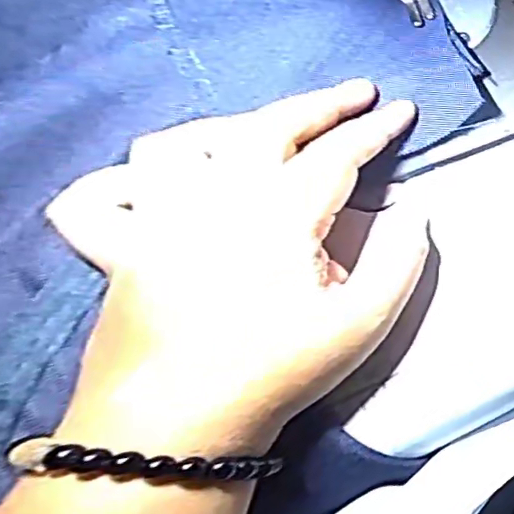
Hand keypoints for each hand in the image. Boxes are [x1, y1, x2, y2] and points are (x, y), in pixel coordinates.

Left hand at [45, 81, 429, 456]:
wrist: (179, 419)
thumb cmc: (283, 366)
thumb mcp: (367, 318)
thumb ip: (402, 257)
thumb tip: (413, 212)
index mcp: (275, 219)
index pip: (334, 155)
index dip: (375, 129)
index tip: (403, 111)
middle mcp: (209, 204)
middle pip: (261, 128)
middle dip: (317, 104)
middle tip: (357, 94)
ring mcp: (154, 222)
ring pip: (180, 143)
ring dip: (234, 126)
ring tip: (271, 131)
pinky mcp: (116, 250)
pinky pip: (100, 195)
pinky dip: (129, 179)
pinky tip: (162, 184)